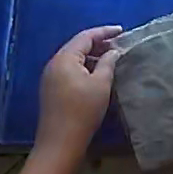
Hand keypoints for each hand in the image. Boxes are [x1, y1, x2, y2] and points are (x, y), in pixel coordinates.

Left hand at [36, 25, 123, 156]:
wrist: (60, 142)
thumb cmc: (83, 110)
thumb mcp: (101, 84)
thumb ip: (107, 62)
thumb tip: (112, 51)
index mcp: (64, 58)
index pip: (85, 36)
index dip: (104, 32)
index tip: (121, 31)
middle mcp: (54, 63)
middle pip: (77, 46)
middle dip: (98, 43)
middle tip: (118, 45)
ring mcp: (50, 76)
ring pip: (73, 58)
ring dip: (91, 56)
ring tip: (110, 58)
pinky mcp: (51, 89)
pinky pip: (69, 69)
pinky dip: (83, 67)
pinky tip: (96, 73)